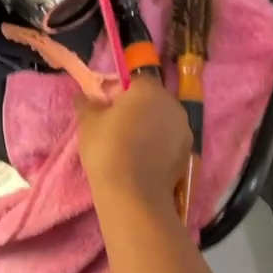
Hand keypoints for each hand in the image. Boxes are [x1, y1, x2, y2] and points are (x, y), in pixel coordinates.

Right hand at [76, 76, 189, 208]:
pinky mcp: (188, 151)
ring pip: (162, 119)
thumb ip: (88, 103)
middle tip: (115, 126)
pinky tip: (142, 158)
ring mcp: (184, 128)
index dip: (118, 91)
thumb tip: (84, 95)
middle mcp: (172, 104)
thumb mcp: (88, 122)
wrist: (132, 191)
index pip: (134, 80)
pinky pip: (169, 139)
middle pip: (152, 99)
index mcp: (148, 91)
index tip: (105, 108)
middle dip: (136, 108)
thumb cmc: (107, 148)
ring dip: (149, 126)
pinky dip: (158, 143)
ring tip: (129, 145)